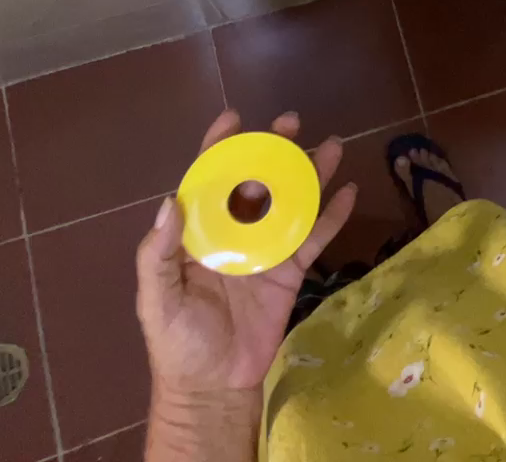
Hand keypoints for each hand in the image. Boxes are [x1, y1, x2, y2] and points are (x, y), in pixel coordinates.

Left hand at [135, 110, 356, 399]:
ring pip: (293, 199)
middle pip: (258, 179)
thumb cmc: (178, 341)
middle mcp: (237, 230)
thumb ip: (160, 254)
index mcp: (201, 232)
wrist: (214, 386)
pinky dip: (333, 214)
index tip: (234, 118)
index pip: (210, 180)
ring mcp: (268, 246)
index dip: (220, 148)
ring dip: (312, 172)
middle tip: (291, 122)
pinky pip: (316, 236)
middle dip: (274, 148)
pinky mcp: (293, 268)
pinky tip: (349, 192)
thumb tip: (170, 202)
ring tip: (332, 144)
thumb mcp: (157, 300)